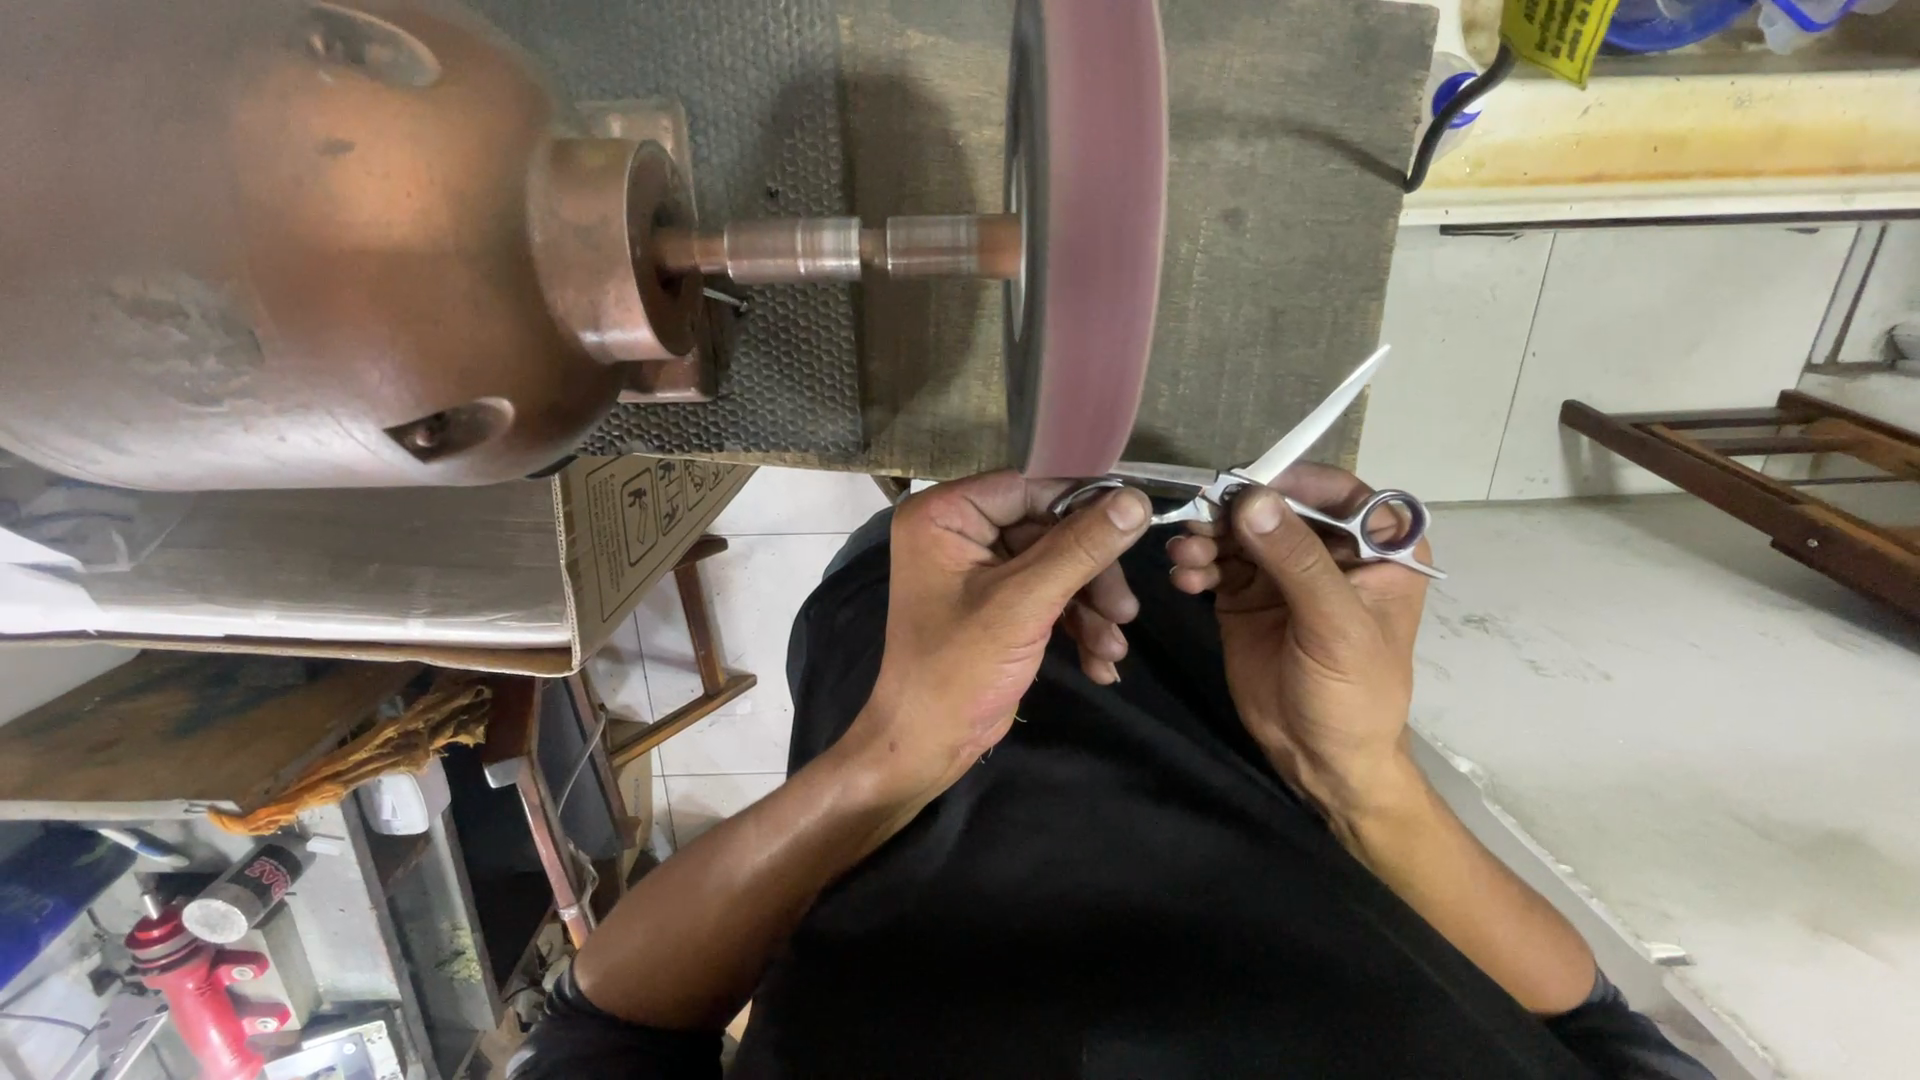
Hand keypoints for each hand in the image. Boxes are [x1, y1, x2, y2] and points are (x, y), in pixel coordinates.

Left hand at [845, 471, 1151, 797]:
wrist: (928, 745)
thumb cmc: (958, 668)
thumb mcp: (1024, 604)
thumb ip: (1081, 549)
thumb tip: (1137, 501)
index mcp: (943, 516)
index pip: (1026, 489)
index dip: (1080, 510)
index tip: (1133, 528)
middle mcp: (958, 534)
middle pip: (1048, 530)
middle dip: (1091, 575)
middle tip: (1125, 611)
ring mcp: (980, 572)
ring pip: (1056, 566)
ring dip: (1091, 607)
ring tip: (1113, 648)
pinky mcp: (998, 606)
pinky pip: (1048, 597)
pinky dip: (1077, 625)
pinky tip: (1101, 662)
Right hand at [1166, 464, 1431, 825]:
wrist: (1318, 757)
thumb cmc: (1354, 694)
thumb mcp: (1335, 626)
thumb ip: (1296, 561)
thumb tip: (1252, 500)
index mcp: (1380, 549)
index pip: (1338, 493)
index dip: (1291, 482)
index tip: (1243, 486)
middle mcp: (1330, 550)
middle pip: (1277, 508)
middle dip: (1234, 513)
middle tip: (1196, 521)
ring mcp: (1283, 572)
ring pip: (1240, 533)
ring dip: (1208, 539)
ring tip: (1185, 558)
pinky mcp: (1245, 594)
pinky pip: (1217, 563)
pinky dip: (1197, 566)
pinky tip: (1185, 579)